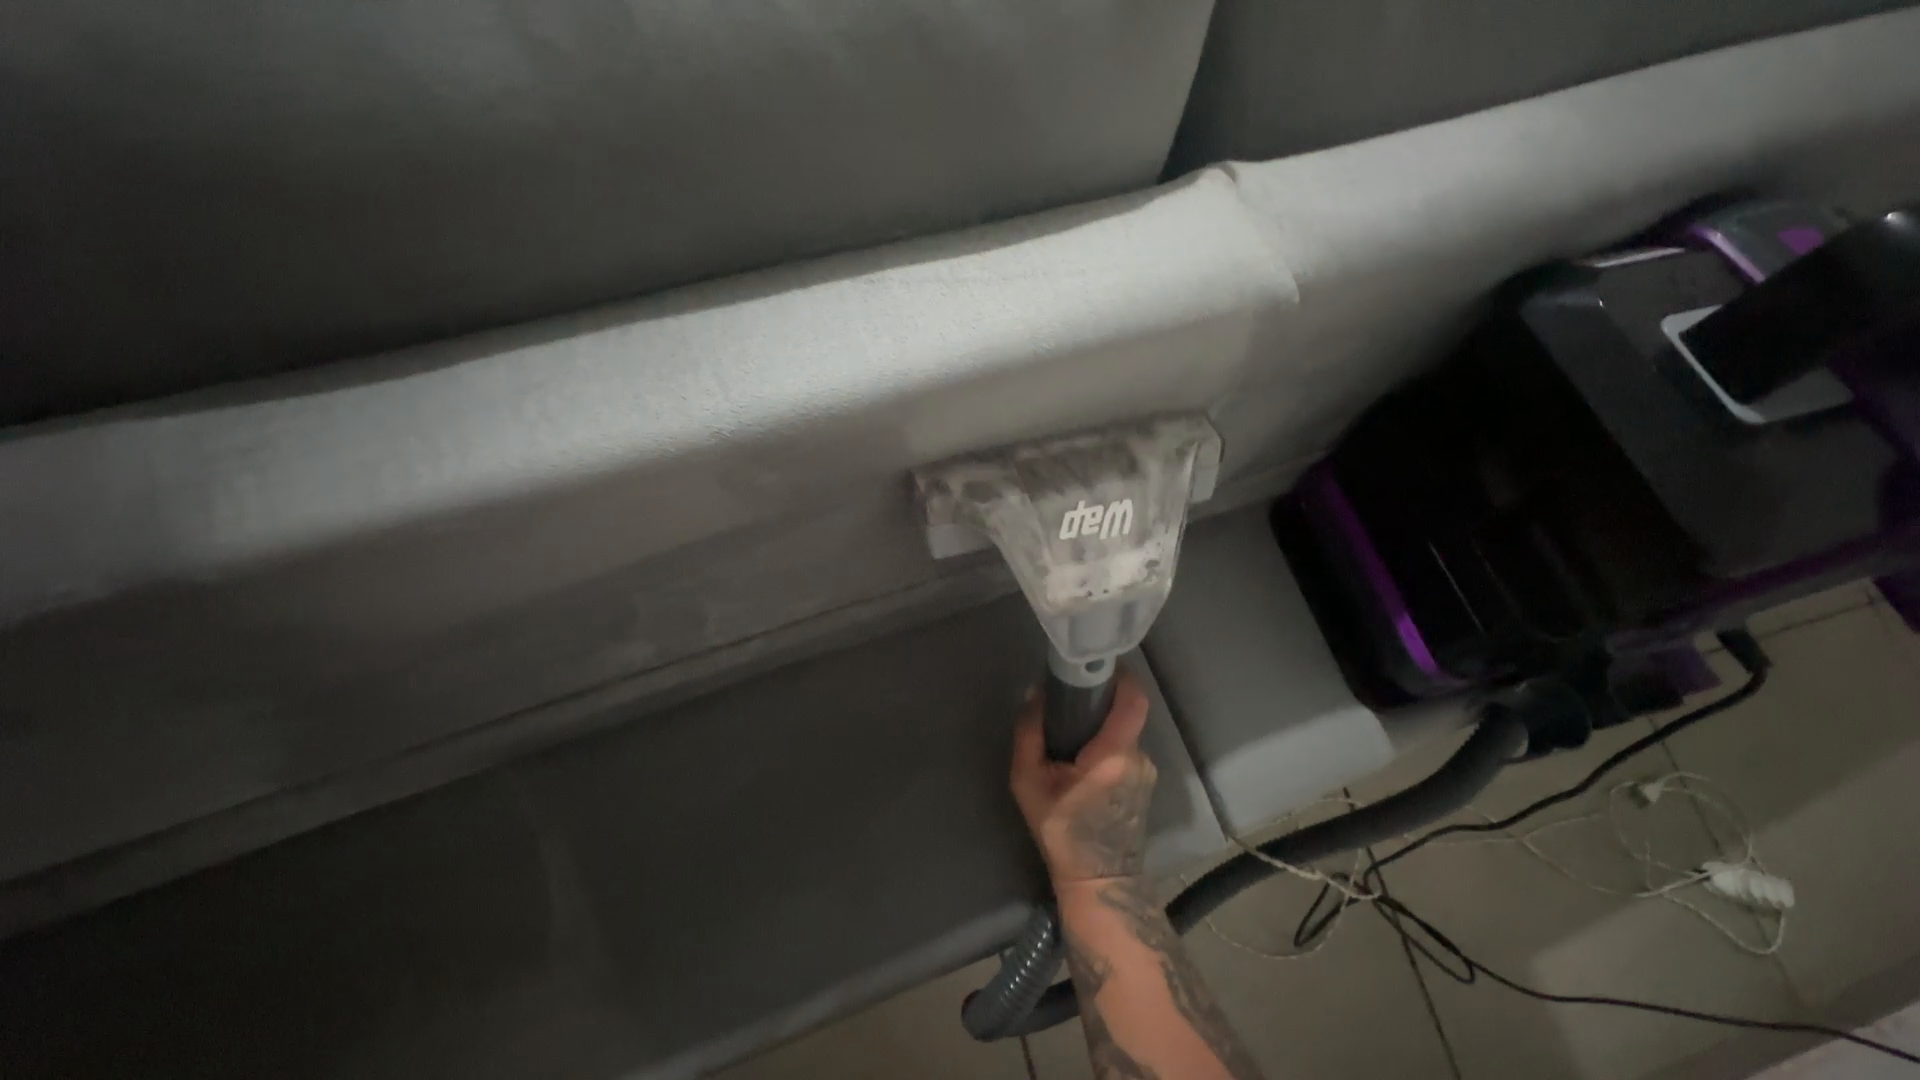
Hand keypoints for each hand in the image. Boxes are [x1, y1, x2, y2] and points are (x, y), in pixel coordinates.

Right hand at [1009, 673, 1156, 890]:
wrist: (1099, 883)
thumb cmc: (1062, 831)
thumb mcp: (1029, 782)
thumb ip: (1030, 733)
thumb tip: (1036, 693)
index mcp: (1115, 753)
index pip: (1133, 698)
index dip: (1119, 676)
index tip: (1094, 667)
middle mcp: (1139, 757)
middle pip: (1124, 714)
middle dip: (1098, 706)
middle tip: (1067, 706)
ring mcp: (1147, 772)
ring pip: (1124, 734)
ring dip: (1101, 731)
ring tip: (1070, 743)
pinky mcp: (1146, 785)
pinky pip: (1127, 752)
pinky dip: (1107, 749)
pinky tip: (1084, 766)